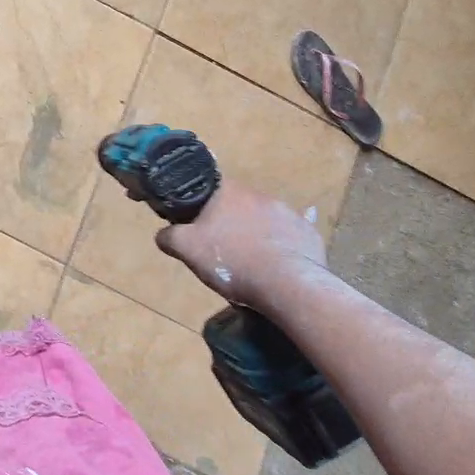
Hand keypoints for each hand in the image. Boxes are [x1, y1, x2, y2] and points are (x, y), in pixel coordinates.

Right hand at [156, 179, 328, 308]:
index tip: (198, 223)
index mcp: (229, 191)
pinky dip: (284, 246)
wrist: (289, 288)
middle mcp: (259, 195)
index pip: (209, 187)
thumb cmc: (232, 261)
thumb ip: (168, 236)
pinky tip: (279, 263)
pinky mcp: (311, 235)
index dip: (202, 204)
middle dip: (231, 220)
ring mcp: (289, 214)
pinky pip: (292, 236)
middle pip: (238, 204)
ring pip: (265, 219)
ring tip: (252, 260)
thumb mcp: (185, 249)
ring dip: (258, 232)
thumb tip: (164, 234)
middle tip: (223, 245)